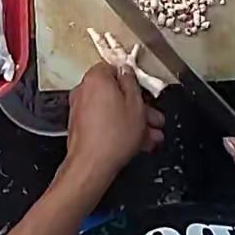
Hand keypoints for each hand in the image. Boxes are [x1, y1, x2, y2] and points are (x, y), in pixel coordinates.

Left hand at [57, 63, 163, 206]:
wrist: (92, 166)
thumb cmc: (114, 135)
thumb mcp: (136, 104)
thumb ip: (132, 82)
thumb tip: (127, 71)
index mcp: (96, 79)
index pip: (115, 68)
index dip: (132, 80)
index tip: (144, 90)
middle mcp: (84, 91)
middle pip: (115, 92)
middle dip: (138, 105)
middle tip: (152, 116)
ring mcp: (81, 110)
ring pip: (112, 109)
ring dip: (132, 120)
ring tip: (151, 135)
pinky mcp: (81, 127)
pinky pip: (105, 121)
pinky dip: (119, 128)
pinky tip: (139, 142)